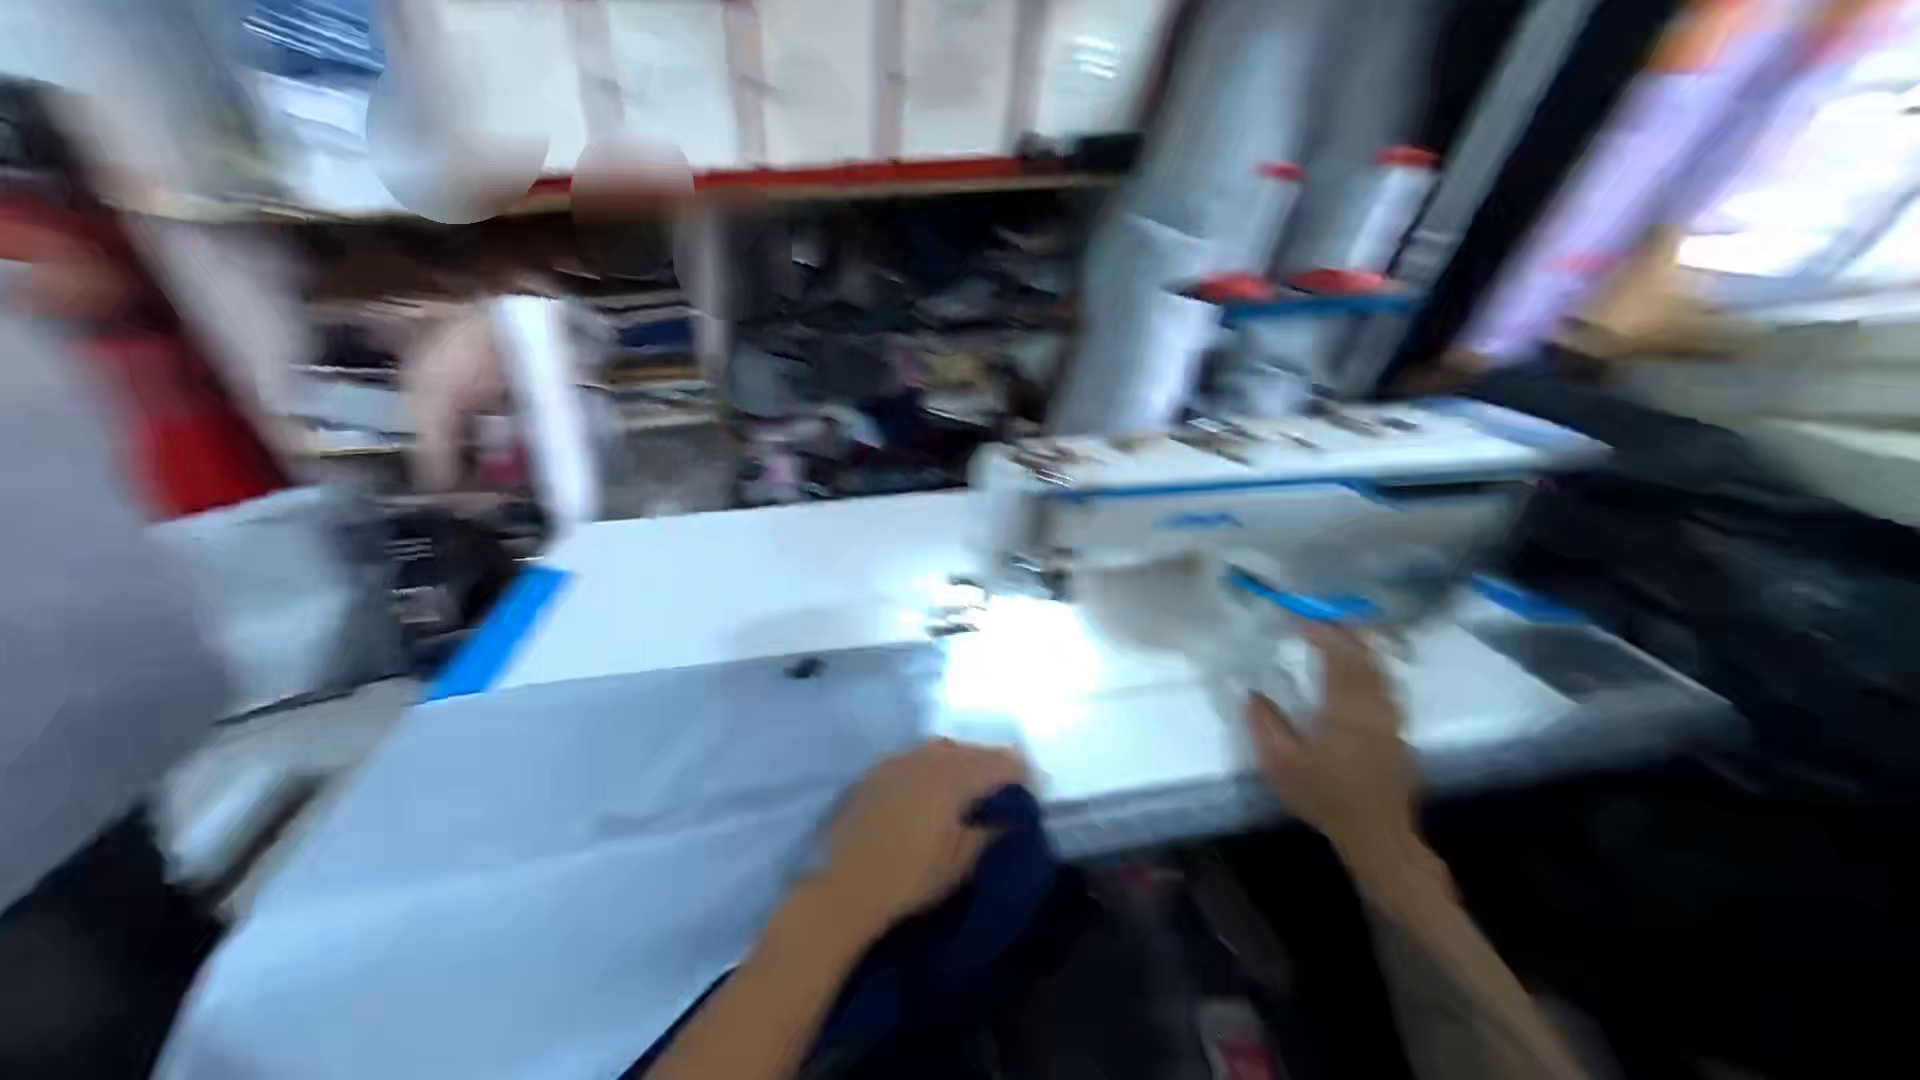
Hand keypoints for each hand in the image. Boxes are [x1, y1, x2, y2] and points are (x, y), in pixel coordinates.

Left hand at [818, 739, 1027, 935]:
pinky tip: (932, 787)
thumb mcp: (961, 861)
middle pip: (972, 750)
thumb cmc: (910, 878)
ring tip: (970, 785)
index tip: (1031, 790)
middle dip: (992, 764)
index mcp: (955, 777)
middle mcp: (928, 758)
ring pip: (943, 748)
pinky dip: (934, 765)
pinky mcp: (878, 771)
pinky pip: (917, 756)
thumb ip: (991, 831)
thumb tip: (1010, 815)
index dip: (1020, 773)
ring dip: (963, 760)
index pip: (1000, 762)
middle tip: (1005, 787)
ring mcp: (899, 760)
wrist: (845, 886)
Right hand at [1245, 623, 1418, 860]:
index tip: (1298, 620)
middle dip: (1344, 632)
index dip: (1321, 633)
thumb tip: (1252, 693)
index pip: (1338, 658)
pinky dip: (1373, 669)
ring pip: (1381, 672)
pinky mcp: (1398, 734)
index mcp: (1344, 710)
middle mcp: (1373, 708)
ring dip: (1362, 648)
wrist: (1377, 836)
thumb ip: (1264, 724)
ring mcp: (1392, 721)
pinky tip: (1361, 672)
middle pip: (1365, 658)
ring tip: (1341, 634)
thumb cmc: (1325, 797)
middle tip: (1320, 618)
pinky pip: (1387, 688)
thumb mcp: (1280, 764)